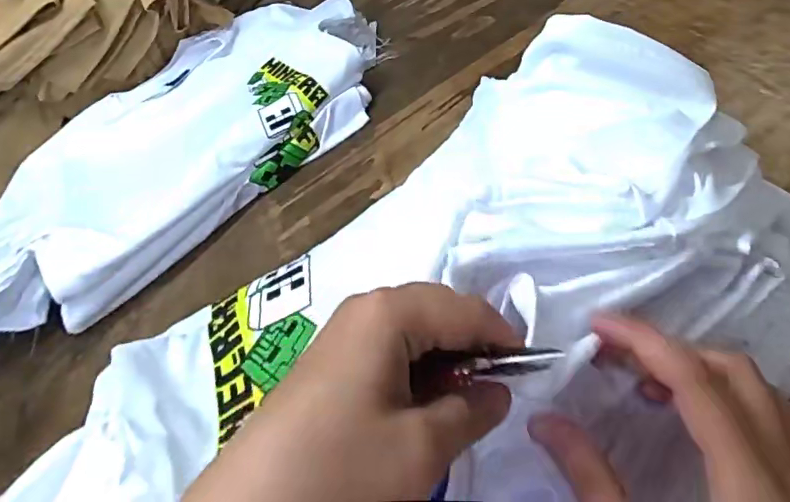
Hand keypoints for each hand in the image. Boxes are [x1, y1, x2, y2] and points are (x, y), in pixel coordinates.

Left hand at [184, 283, 518, 501]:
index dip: (499, 333)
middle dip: (471, 341)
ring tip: (469, 399)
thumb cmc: (345, 466)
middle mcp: (364, 307)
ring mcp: (343, 332)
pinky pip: (387, 348)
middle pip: (434, 310)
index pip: (459, 306)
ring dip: (444, 358)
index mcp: (387, 311)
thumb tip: (496, 389)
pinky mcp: (332, 360)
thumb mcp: (419, 448)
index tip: (533, 365)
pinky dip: (416, 369)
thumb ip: (468, 411)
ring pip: (411, 329)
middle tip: (502, 384)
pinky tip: (428, 403)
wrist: (256, 500)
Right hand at [528, 314, 789, 501]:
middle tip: (618, 357)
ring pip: (765, 398)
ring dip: (705, 373)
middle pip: (735, 375)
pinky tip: (695, 427)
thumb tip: (545, 422)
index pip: (695, 380)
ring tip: (653, 384)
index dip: (643, 340)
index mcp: (750, 485)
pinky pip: (775, 429)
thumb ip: (593, 482)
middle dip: (672, 350)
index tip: (596, 326)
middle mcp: (787, 479)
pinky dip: (730, 403)